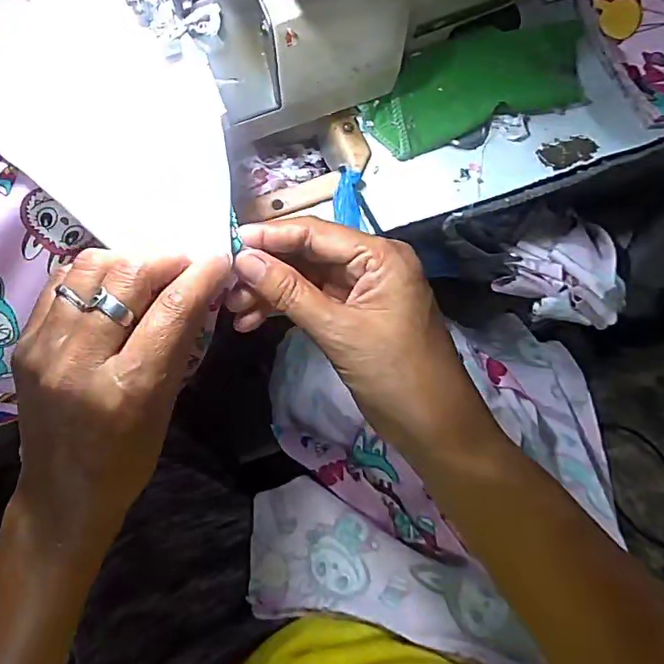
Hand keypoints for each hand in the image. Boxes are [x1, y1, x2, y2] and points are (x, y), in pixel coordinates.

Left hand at [10, 249, 231, 553]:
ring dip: (123, 262)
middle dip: (160, 261)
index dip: (198, 276)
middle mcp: (77, 362)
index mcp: (124, 389)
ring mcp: (42, 348)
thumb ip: (179, 341)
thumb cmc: (124, 461)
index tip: (216, 259)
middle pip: (124, 278)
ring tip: (141, 274)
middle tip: (179, 265)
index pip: (168, 311)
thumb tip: (200, 285)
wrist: (60, 494)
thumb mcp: (164, 406)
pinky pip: (60, 283)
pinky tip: (106, 286)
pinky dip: (89, 275)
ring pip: (87, 268)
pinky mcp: (22, 341)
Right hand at [227, 220, 495, 460]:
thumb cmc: (396, 374)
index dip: (271, 236)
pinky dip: (283, 308)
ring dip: (269, 290)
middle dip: (266, 267)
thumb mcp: (338, 330)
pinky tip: (252, 320)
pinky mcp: (351, 313)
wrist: (436, 430)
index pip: (315, 232)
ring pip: (303, 277)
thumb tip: (243, 259)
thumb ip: (288, 291)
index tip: (230, 242)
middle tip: (227, 281)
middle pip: (306, 253)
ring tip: (233, 307)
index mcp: (379, 256)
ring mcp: (360, 289)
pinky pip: (310, 299)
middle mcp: (370, 263)